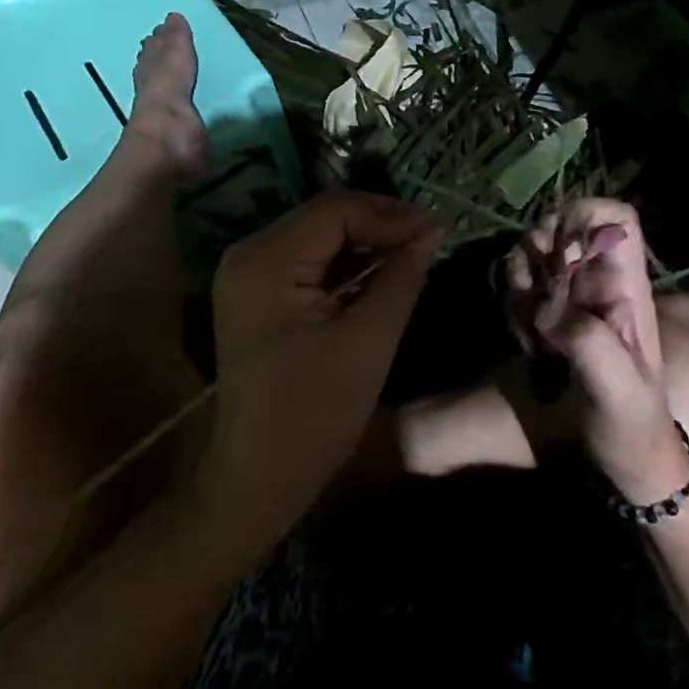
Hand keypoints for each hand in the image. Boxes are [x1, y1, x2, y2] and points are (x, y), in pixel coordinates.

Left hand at [207, 192, 445, 521]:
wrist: (259, 477)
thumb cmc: (315, 413)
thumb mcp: (369, 340)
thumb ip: (402, 276)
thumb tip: (434, 228)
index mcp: (265, 263)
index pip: (335, 211)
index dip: (391, 215)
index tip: (439, 229)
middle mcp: (248, 254)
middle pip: (325, 216)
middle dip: (382, 223)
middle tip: (431, 237)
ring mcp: (249, 273)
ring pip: (321, 234)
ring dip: (369, 240)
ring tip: (415, 251)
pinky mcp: (259, 292)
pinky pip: (311, 258)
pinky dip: (349, 261)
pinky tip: (383, 271)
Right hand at [506, 199, 688, 501]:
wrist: (623, 454)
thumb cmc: (629, 421)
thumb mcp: (615, 387)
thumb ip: (588, 340)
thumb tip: (547, 308)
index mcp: (629, 284)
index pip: (615, 215)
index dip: (582, 219)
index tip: (561, 259)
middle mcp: (601, 279)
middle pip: (561, 226)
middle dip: (539, 259)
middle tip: (540, 303)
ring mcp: (574, 295)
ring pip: (534, 253)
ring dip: (520, 284)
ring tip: (533, 334)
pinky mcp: (552, 312)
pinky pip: (520, 284)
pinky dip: (512, 304)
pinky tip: (526, 343)